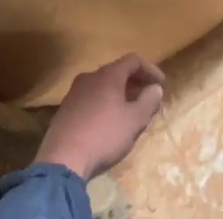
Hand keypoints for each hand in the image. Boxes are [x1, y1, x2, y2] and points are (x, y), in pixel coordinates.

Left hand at [35, 54, 166, 178]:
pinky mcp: (64, 111)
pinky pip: (90, 99)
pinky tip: (108, 122)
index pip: (133, 60)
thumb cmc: (104, 135)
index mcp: (108, 75)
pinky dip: (104, 104)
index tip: (161, 85)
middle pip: (117, 72)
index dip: (150, 70)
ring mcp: (74, 93)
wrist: (62, 161)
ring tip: (129, 111)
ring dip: (119, 94)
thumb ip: (148, 101)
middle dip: (135, 83)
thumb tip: (155, 88)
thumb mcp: (134, 121)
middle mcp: (90, 77)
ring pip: (102, 86)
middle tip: (147, 98)